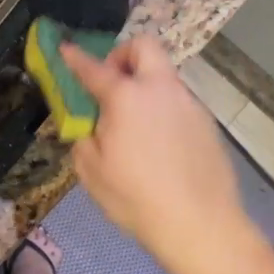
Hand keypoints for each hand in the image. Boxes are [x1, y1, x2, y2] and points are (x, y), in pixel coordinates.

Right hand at [60, 38, 257, 264]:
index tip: (65, 49)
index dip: (76, 57)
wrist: (200, 226)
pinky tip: (159, 147)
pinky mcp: (207, 125)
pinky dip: (163, 112)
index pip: (94, 68)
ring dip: (145, 87)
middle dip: (123, 55)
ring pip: (164, 77)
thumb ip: (85, 138)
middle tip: (112, 82)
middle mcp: (160, 90)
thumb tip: (92, 127)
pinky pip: (179, 105)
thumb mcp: (91, 171)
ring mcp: (189, 105)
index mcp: (126, 97)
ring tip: (134, 125)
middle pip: (144, 47)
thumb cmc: (136, 197)